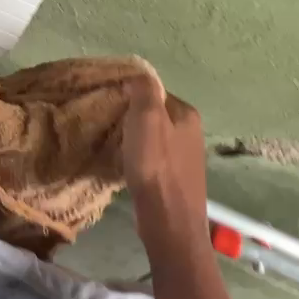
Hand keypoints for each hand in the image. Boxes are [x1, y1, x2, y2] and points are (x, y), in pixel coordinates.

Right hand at [121, 63, 208, 240]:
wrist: (169, 221)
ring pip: (151, 135)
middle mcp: (191, 132)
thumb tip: (137, 76)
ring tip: (112, 143)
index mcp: (186, 114)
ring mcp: (185, 157)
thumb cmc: (155, 166)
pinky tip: (124, 164)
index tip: (109, 102)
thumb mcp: (146, 118)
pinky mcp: (175, 177)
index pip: (153, 91)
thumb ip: (144, 90)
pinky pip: (152, 156)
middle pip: (152, 113)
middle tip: (107, 122)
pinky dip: (137, 156)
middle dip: (129, 116)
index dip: (129, 94)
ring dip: (131, 137)